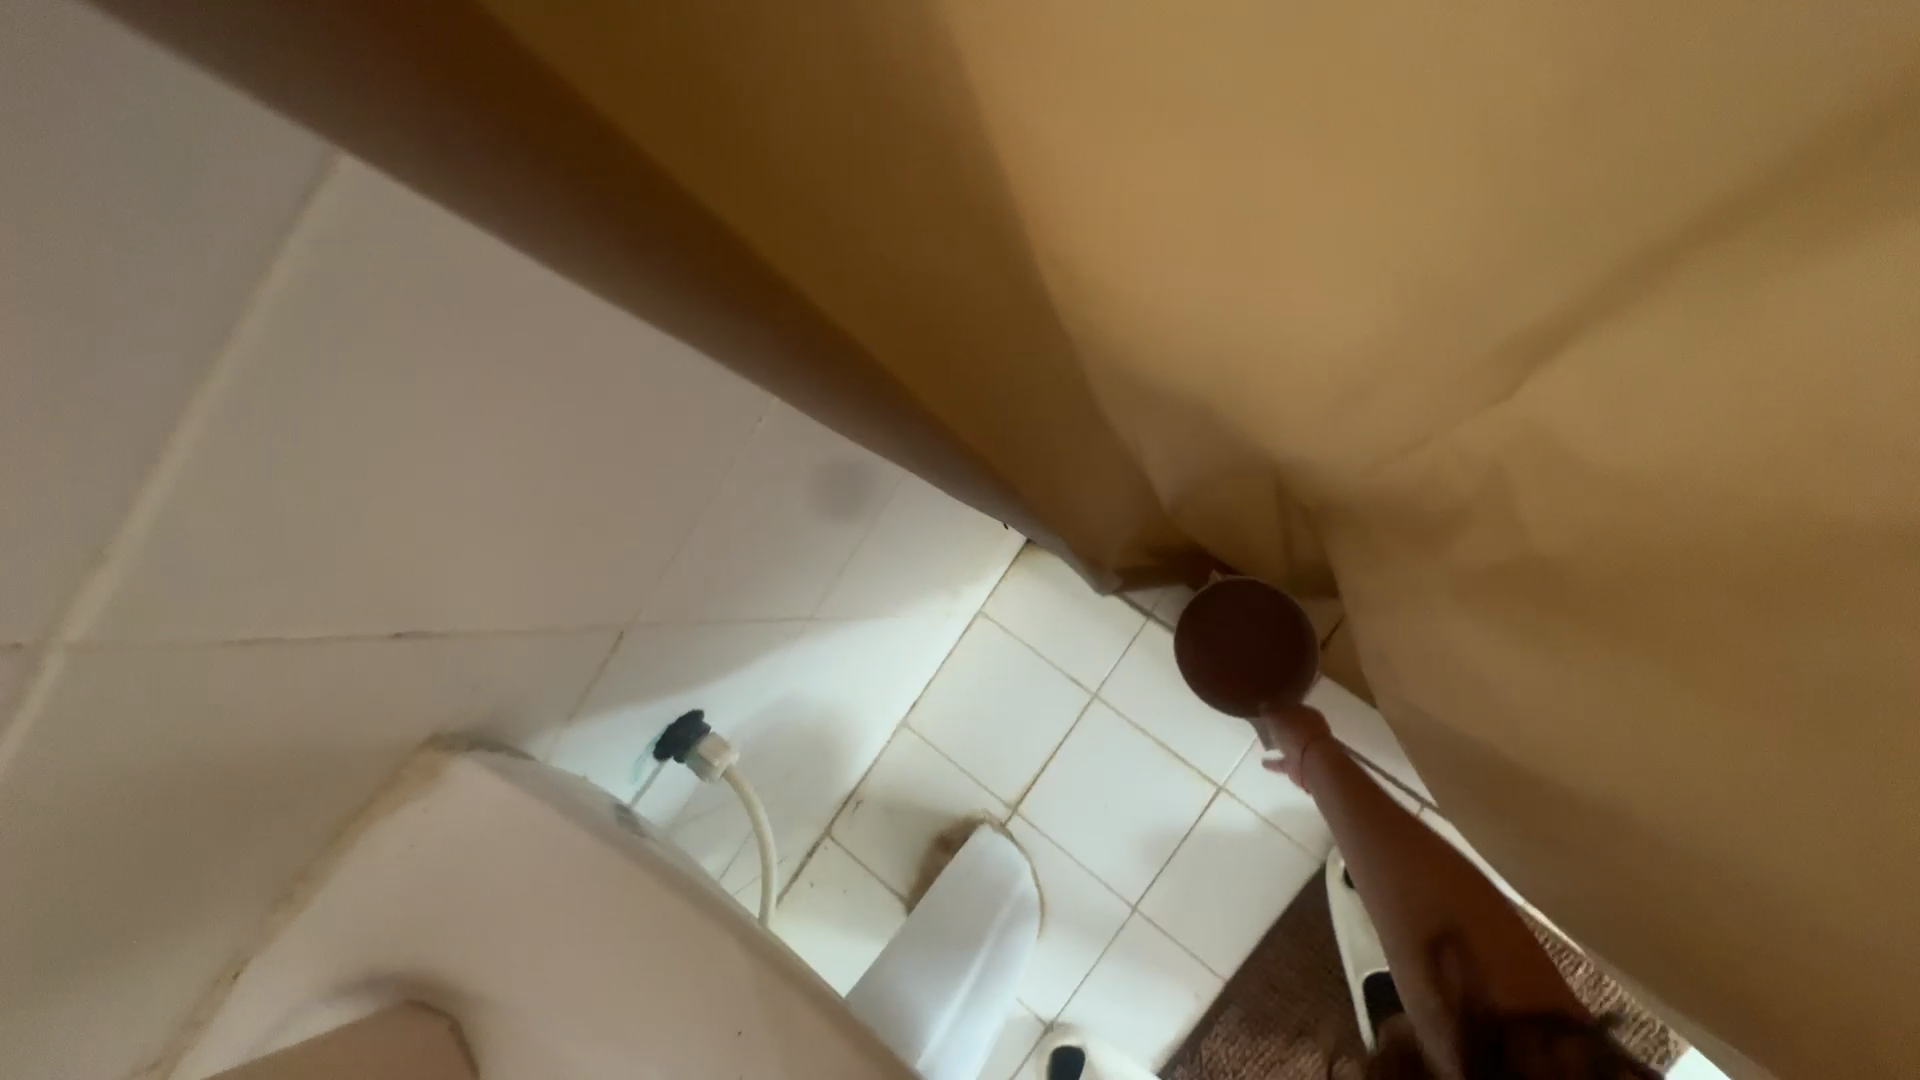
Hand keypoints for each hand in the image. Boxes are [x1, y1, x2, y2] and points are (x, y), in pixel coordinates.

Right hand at [1257, 704, 1333, 789]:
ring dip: (1280, 743)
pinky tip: (1263, 762)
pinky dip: (1275, 762)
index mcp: (1308, 714)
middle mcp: (1311, 731)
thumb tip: (1264, 705)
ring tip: (1263, 741)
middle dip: (1282, 725)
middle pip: (1293, 726)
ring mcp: (1308, 749)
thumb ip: (1269, 710)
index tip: (1267, 708)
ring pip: (1291, 743)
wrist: (1312, 763)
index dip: (1280, 707)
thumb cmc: (1296, 733)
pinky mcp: (1301, 766)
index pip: (1293, 708)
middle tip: (1266, 723)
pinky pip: (1286, 762)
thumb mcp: (1277, 715)